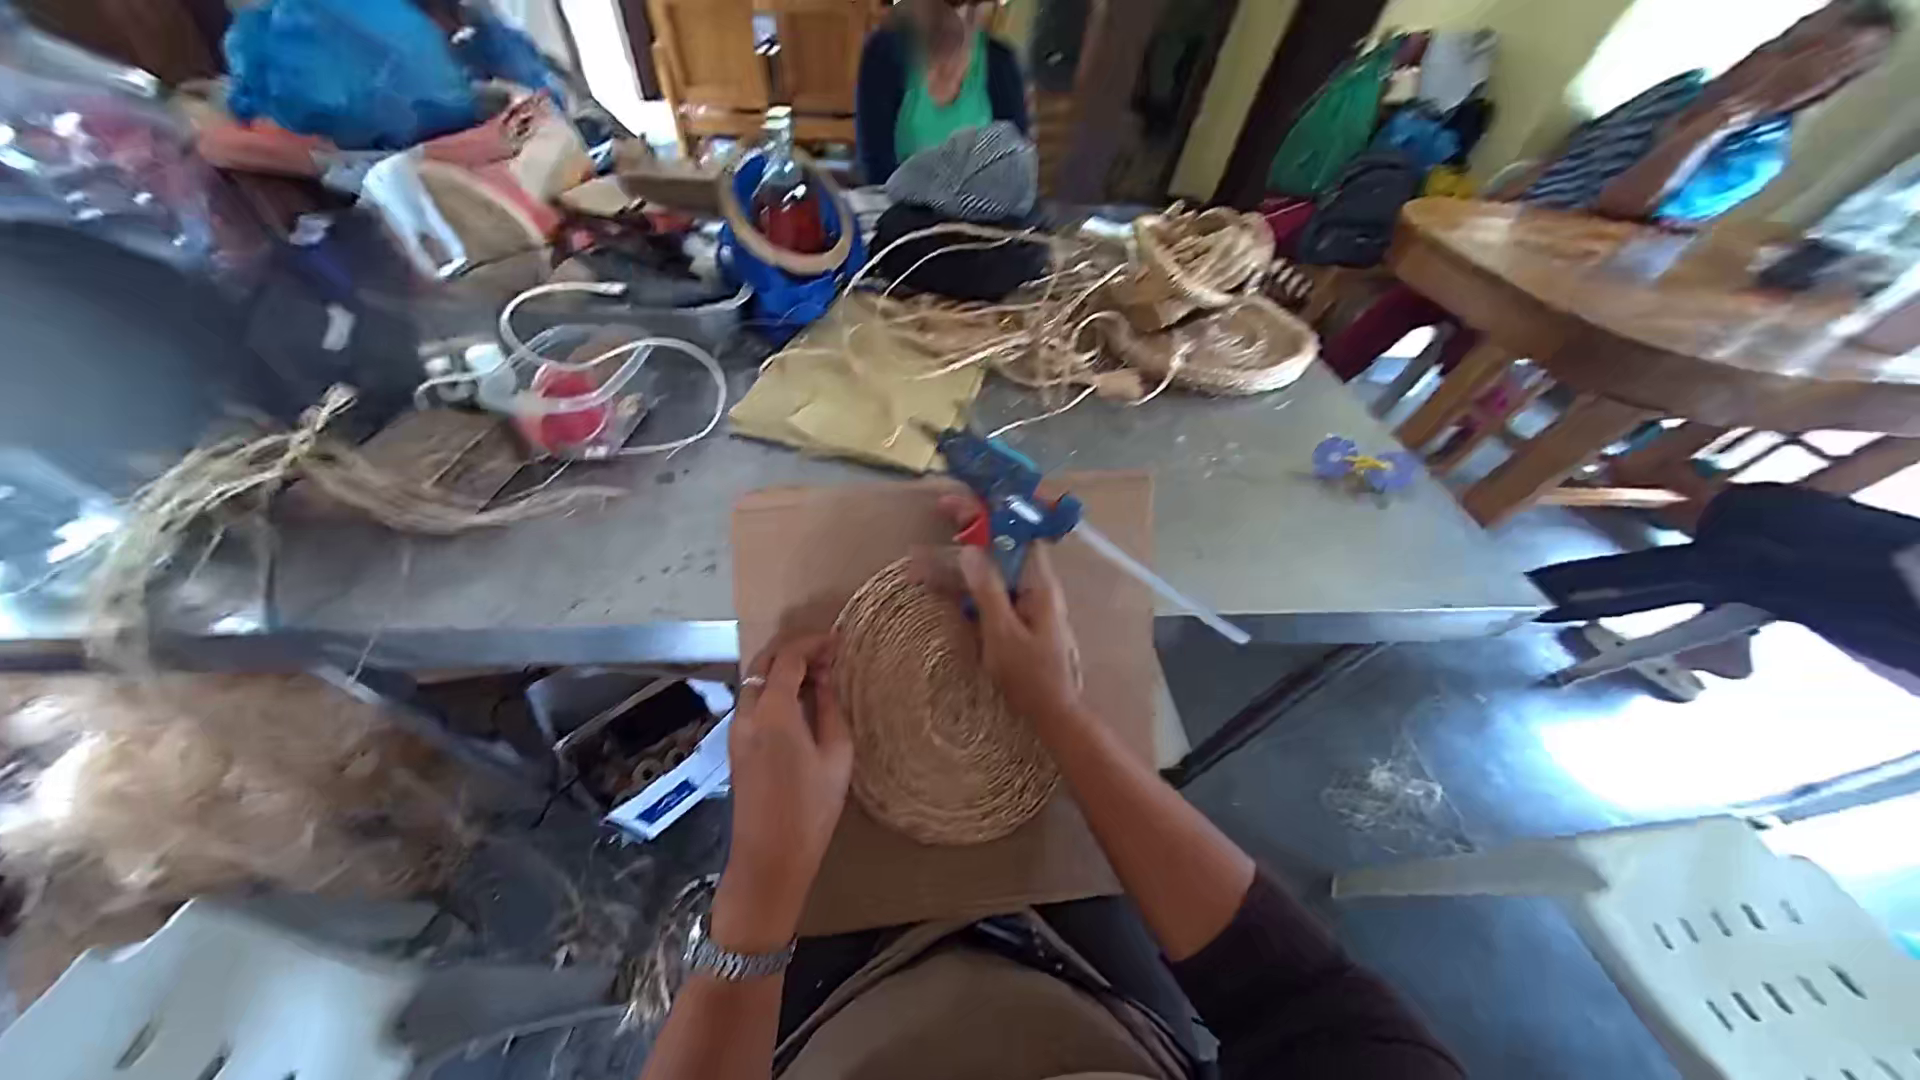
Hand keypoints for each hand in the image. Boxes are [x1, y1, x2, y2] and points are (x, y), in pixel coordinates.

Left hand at [713, 634, 852, 952]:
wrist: (770, 858)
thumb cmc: (812, 808)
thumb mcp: (836, 753)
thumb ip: (828, 707)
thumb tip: (825, 677)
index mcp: (774, 712)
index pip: (788, 657)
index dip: (813, 642)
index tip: (838, 640)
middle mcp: (748, 713)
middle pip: (764, 661)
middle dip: (794, 648)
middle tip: (827, 651)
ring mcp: (737, 729)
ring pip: (756, 679)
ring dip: (783, 666)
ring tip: (818, 671)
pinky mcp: (737, 743)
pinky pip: (754, 698)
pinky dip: (775, 685)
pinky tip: (800, 696)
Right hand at [937, 494, 1085, 724]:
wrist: (1053, 713)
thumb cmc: (1030, 676)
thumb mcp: (1003, 633)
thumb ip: (987, 590)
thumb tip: (971, 549)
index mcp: (1038, 584)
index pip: (1017, 534)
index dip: (991, 512)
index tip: (961, 502)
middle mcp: (1033, 586)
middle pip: (1001, 547)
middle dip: (971, 528)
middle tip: (941, 511)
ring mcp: (1025, 602)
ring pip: (991, 570)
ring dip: (960, 561)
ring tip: (923, 558)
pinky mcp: (1015, 618)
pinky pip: (989, 592)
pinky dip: (965, 586)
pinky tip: (940, 585)